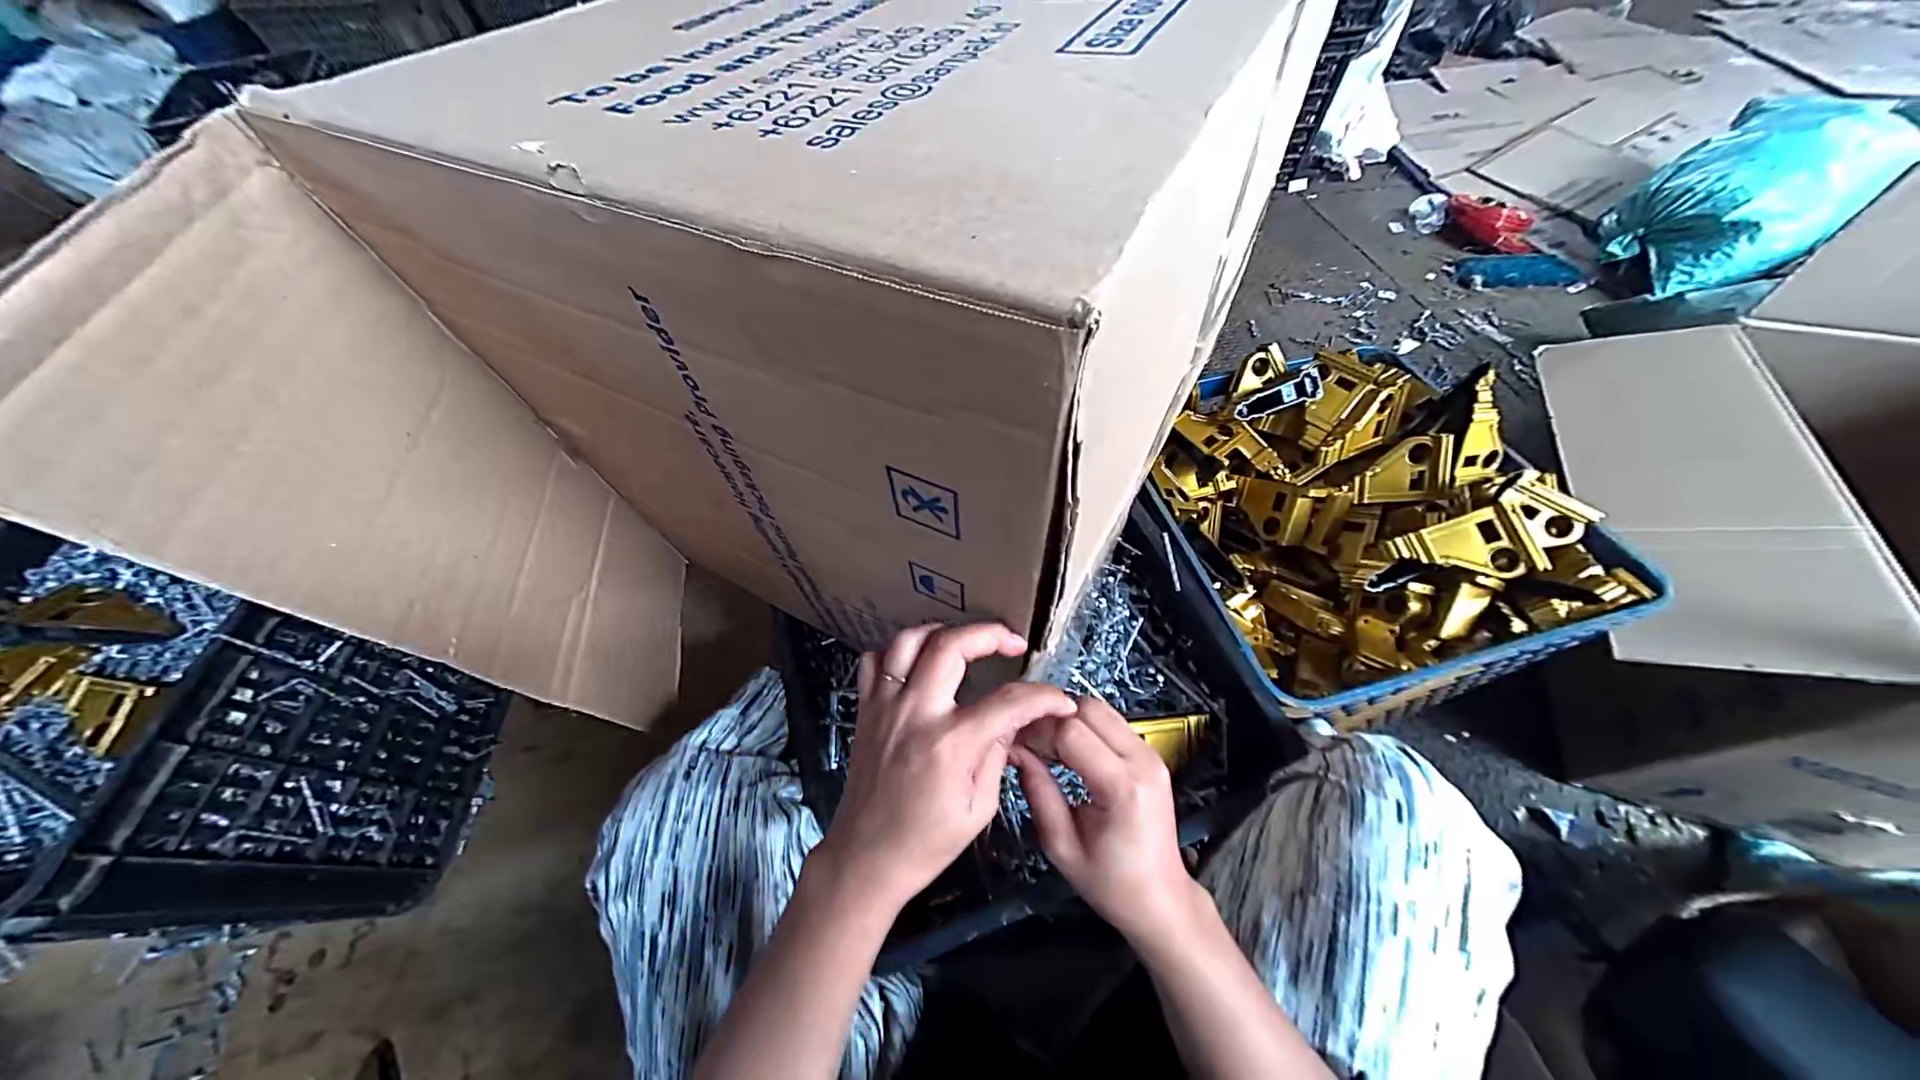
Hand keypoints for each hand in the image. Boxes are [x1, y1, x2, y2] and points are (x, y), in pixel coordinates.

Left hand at [814, 623, 1076, 912]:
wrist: (867, 857)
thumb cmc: (926, 842)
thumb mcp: (979, 807)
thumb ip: (997, 753)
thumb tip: (1012, 719)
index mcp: (950, 744)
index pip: (1008, 702)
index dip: (1042, 696)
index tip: (1058, 700)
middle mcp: (915, 714)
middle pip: (951, 645)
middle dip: (989, 634)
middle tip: (1011, 642)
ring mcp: (885, 708)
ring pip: (909, 641)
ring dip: (942, 631)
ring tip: (965, 641)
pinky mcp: (866, 711)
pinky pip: (874, 661)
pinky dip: (897, 652)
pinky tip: (918, 663)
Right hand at [1012, 697, 1205, 947]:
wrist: (1161, 898)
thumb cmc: (1111, 882)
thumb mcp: (1061, 846)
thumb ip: (1038, 792)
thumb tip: (1015, 751)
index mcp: (1122, 787)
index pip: (1071, 731)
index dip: (1038, 732)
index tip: (1017, 746)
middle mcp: (1142, 761)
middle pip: (1087, 708)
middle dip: (1051, 718)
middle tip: (1029, 742)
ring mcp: (1150, 754)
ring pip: (1100, 708)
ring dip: (1067, 718)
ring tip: (1046, 745)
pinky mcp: (1150, 754)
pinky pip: (1111, 721)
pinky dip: (1084, 725)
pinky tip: (1067, 749)